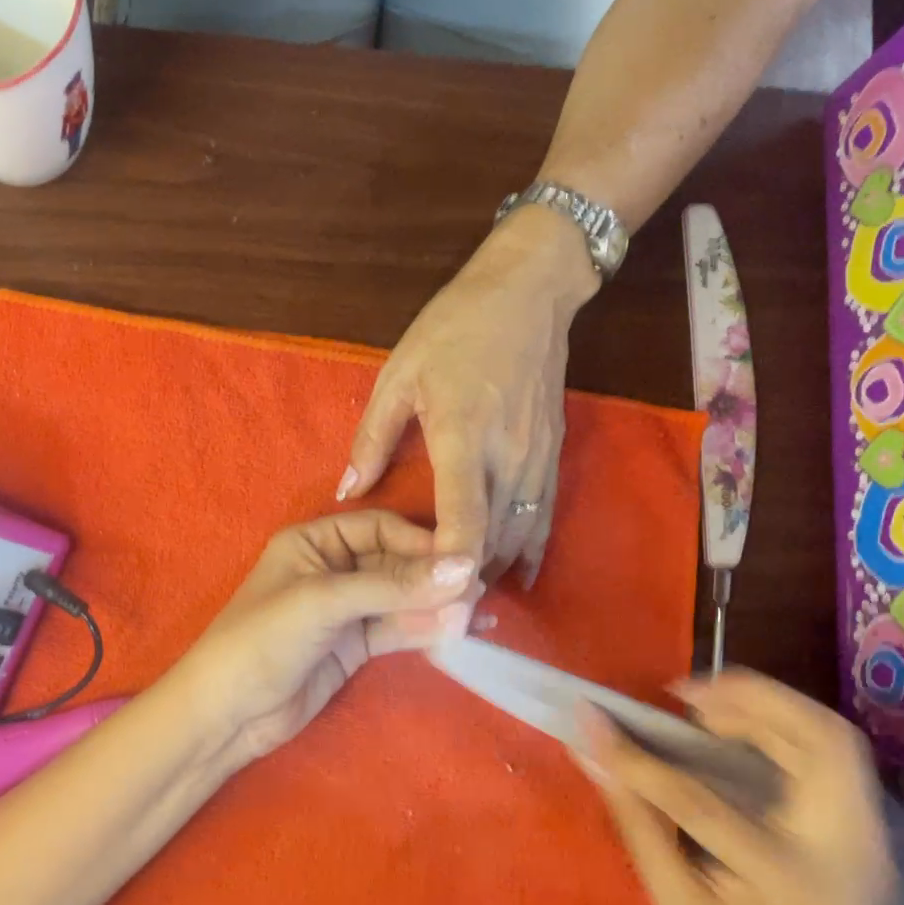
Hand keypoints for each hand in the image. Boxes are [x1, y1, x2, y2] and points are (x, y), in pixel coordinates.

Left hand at [166, 511, 483, 769]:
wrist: (227, 714)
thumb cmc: (262, 640)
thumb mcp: (323, 602)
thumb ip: (391, 586)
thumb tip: (463, 568)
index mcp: (313, 540)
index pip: (379, 528)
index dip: (420, 542)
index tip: (465, 559)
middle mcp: (332, 568)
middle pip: (394, 562)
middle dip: (432, 576)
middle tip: (478, 591)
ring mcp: (344, 609)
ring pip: (400, 599)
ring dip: (434, 605)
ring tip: (477, 614)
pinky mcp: (354, 646)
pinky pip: (396, 630)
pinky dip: (424, 631)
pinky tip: (457, 633)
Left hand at [342, 207, 599, 585]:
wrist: (528, 294)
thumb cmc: (452, 330)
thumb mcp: (398, 377)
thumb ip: (373, 439)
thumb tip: (349, 490)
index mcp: (462, 435)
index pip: (462, 515)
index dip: (450, 563)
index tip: (431, 598)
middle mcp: (507, 455)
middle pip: (492, 538)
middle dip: (465, 579)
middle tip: (430, 610)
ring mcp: (537, 458)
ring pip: (520, 533)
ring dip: (492, 568)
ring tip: (461, 601)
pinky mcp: (553, 455)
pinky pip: (543, 516)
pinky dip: (527, 550)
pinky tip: (512, 576)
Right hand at [579, 671, 900, 904]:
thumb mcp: (679, 903)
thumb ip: (638, 825)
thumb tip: (589, 750)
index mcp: (785, 884)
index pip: (701, 804)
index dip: (639, 759)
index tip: (592, 716)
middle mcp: (845, 848)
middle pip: (820, 743)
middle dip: (751, 700)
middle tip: (684, 693)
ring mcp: (872, 831)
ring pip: (833, 735)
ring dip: (767, 704)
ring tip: (706, 705)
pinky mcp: (874, 817)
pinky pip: (833, 748)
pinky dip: (783, 722)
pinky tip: (738, 726)